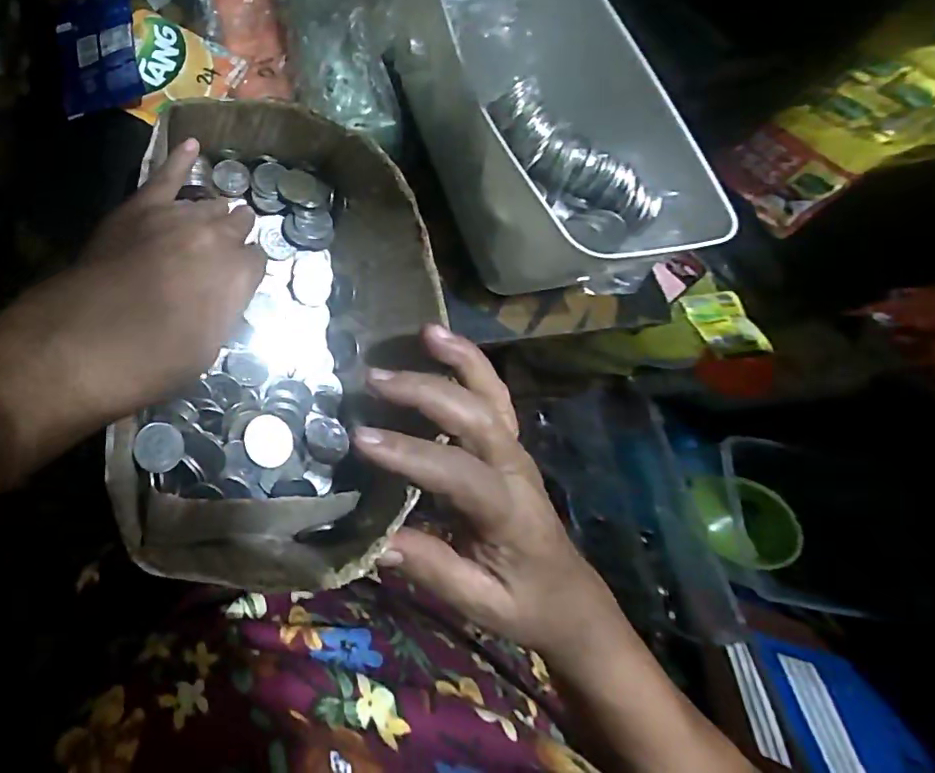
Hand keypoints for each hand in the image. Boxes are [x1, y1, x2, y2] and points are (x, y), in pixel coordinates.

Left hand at [0, 138, 264, 441]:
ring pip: (208, 203)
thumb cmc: (146, 364)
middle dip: (231, 239)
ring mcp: (176, 216)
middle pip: (236, 224)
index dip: (244, 271)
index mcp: (236, 275)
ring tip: (203, 228)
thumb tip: (226, 288)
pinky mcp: (139, 207)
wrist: (78, 344)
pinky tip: (191, 144)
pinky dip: (179, 159)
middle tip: (213, 261)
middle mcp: (214, 237)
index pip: (257, 260)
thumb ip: (224, 308)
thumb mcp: (205, 351)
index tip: (231, 284)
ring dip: (209, 216)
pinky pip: (165, 174)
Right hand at [353, 325, 613, 659]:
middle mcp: (516, 469)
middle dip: (424, 393)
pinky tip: (439, 339)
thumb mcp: (481, 603)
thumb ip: (432, 569)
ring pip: (491, 392)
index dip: (411, 454)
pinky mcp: (509, 440)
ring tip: (423, 331)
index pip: (460, 473)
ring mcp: (516, 449)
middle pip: (477, 416)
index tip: (362, 440)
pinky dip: (468, 360)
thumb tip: (375, 542)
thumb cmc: (526, 603)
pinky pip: (491, 391)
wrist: (571, 598)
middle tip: (372, 380)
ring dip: (458, 358)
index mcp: (510, 513)